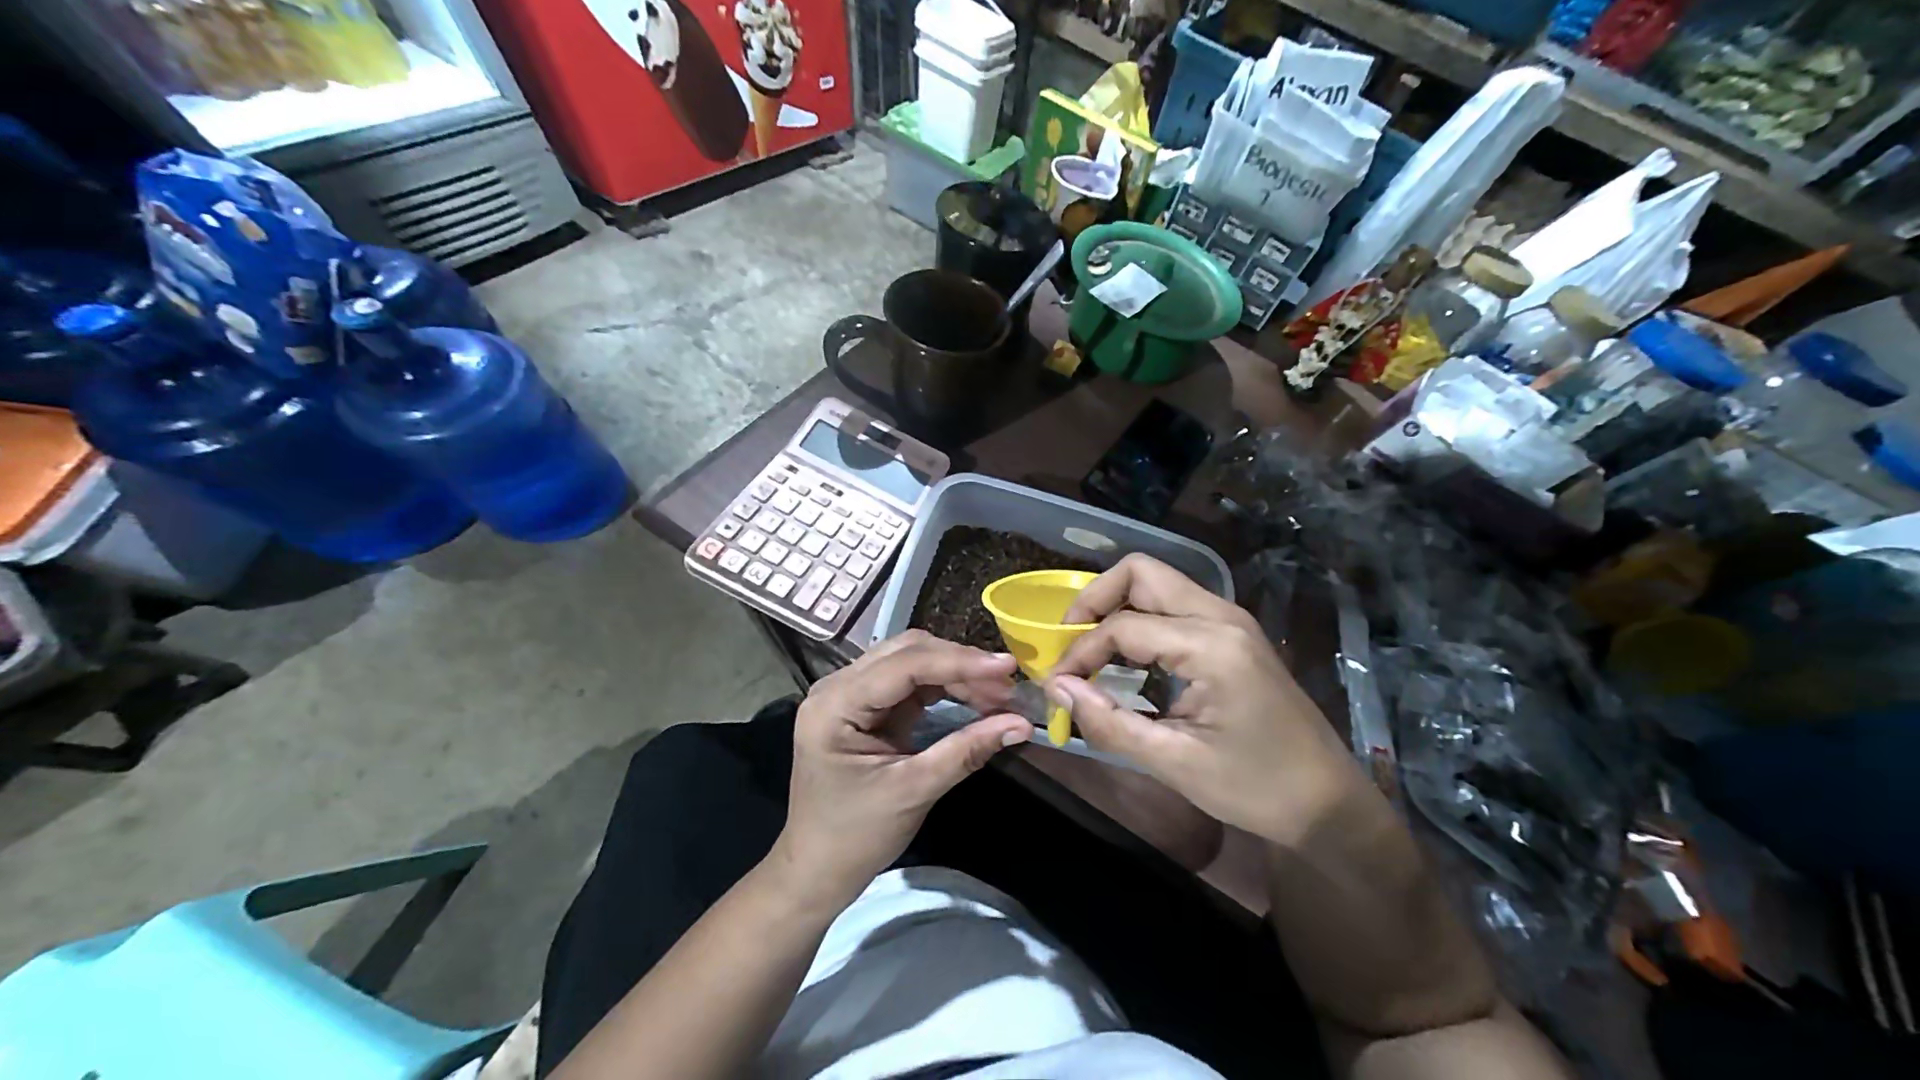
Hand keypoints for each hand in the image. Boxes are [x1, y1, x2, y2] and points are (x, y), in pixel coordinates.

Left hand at [775, 631, 1033, 900]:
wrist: (818, 867)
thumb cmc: (856, 835)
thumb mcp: (913, 792)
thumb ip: (965, 751)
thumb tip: (1021, 724)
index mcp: (835, 704)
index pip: (905, 666)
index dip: (959, 663)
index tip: (1008, 668)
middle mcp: (838, 686)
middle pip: (908, 653)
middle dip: (961, 665)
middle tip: (1008, 688)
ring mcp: (850, 693)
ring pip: (912, 662)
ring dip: (956, 673)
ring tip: (999, 695)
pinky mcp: (866, 706)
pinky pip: (911, 683)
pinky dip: (945, 687)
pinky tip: (975, 698)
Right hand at [1047, 554, 1365, 845]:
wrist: (1328, 803)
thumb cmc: (1256, 787)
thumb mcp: (1176, 763)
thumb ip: (1111, 723)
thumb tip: (1059, 690)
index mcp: (1212, 645)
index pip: (1124, 627)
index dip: (1080, 652)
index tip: (1055, 685)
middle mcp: (1222, 616)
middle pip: (1141, 573)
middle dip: (1095, 600)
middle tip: (1070, 642)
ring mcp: (1231, 621)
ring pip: (1158, 583)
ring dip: (1117, 607)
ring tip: (1091, 650)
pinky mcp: (1233, 634)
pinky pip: (1174, 606)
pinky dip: (1140, 620)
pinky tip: (1127, 658)